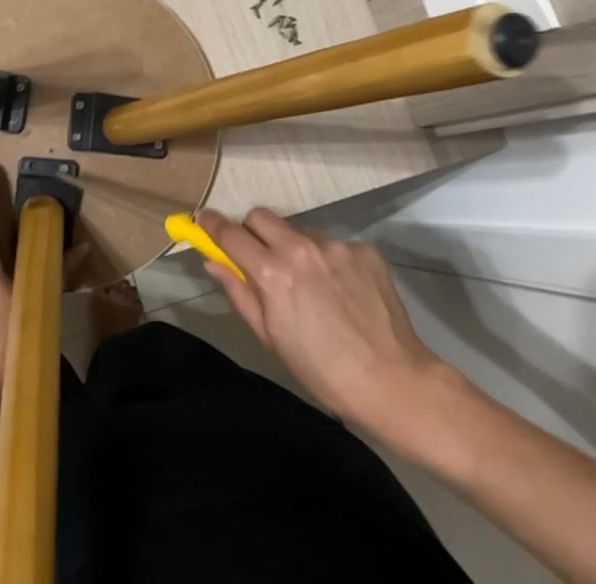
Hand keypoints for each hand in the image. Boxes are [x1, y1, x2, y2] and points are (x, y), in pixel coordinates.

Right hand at [198, 208, 455, 431]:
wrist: (392, 379)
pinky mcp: (364, 250)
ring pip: (299, 231)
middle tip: (256, 257)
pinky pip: (332, 245)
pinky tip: (339, 290)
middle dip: (251, 231)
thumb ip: (240, 292)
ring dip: (292, 247)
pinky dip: (326, 260)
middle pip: (261, 217)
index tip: (203, 221)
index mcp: (272, 272)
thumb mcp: (270, 336)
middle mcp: (302, 248)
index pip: (230, 233)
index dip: (211, 225)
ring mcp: (336, 246)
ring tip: (308, 284)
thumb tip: (214, 262)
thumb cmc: (321, 369)